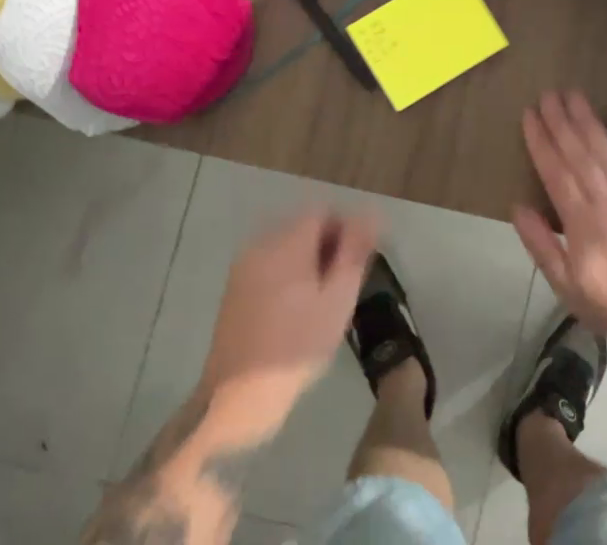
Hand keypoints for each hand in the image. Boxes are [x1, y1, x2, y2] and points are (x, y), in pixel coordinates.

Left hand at [200, 207, 379, 441]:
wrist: (240, 395)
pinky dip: (290, 276)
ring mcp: (243, 268)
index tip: (360, 262)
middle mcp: (260, 246)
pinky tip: (299, 311)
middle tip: (346, 285)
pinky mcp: (236, 290)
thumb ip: (354, 252)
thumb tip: (370, 214)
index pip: (322, 212)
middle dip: (329, 247)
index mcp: (285, 244)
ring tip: (326, 301)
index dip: (346, 229)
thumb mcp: (338, 299)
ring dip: (311, 262)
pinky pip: (271, 267)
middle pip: (303, 227)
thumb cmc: (297, 346)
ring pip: (287, 248)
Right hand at [514, 92, 606, 347]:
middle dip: (560, 122)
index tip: (529, 116)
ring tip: (572, 95)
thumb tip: (518, 207)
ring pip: (606, 150)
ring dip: (587, 120)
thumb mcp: (567, 286)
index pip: (556, 173)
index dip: (541, 143)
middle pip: (579, 154)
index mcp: (582, 225)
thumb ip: (542, 245)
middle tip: (546, 94)